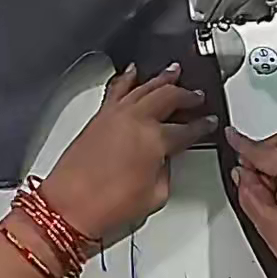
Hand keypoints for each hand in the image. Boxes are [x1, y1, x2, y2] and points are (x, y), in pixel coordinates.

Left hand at [41, 63, 215, 243]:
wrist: (69, 206)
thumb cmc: (105, 204)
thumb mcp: (155, 196)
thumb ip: (166, 171)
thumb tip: (165, 160)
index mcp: (155, 140)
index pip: (187, 129)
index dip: (202, 126)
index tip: (208, 123)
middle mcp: (136, 120)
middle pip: (168, 97)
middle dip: (187, 95)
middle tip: (196, 96)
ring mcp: (115, 115)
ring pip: (144, 86)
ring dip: (162, 78)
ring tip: (174, 71)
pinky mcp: (99, 116)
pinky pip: (117, 89)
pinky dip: (127, 78)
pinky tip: (133, 71)